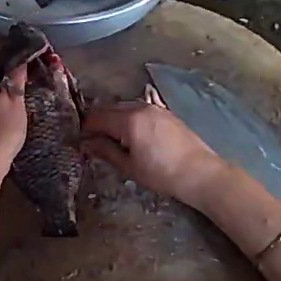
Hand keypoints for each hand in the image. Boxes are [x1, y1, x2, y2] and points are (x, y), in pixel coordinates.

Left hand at [0, 61, 25, 194]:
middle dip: (5, 66)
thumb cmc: (3, 129)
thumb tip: (20, 58)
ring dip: (1, 82)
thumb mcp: (16, 101)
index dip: (6, 50)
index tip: (22, 49)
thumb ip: (17, 78)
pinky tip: (10, 102)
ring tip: (21, 82)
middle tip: (25, 66)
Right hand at [80, 94, 232, 208]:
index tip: (80, 141)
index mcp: (129, 119)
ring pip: (125, 107)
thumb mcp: (129, 166)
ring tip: (110, 139)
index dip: (85, 128)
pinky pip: (140, 110)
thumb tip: (86, 144)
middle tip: (92, 140)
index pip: (97, 117)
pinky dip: (128, 118)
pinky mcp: (166, 113)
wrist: (200, 173)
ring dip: (113, 119)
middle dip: (97, 121)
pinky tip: (130, 135)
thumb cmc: (162, 173)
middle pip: (110, 107)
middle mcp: (141, 107)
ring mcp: (156, 108)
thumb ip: (106, 151)